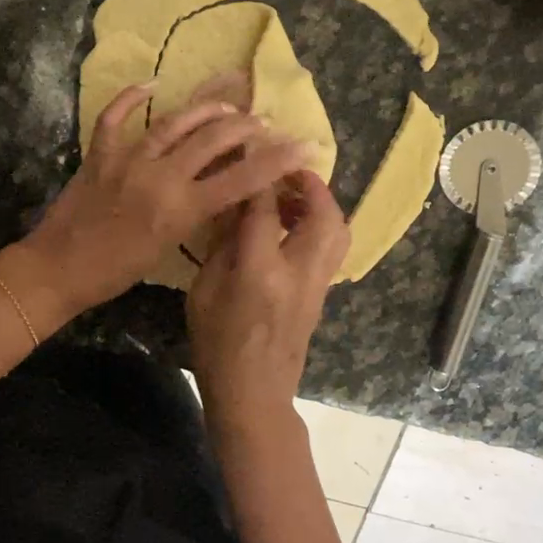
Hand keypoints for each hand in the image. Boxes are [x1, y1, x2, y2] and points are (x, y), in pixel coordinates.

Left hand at [11, 83, 308, 318]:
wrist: (57, 270)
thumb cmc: (114, 273)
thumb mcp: (166, 249)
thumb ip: (194, 215)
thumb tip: (220, 188)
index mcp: (180, 209)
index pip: (241, 178)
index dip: (277, 160)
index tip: (304, 145)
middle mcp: (159, 177)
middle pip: (212, 139)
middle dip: (244, 127)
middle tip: (263, 122)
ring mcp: (126, 160)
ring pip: (173, 122)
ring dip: (204, 110)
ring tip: (226, 104)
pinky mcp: (98, 154)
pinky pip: (115, 118)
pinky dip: (130, 97)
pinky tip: (150, 83)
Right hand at [186, 171, 350, 418]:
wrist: (253, 394)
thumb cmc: (216, 344)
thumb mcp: (205, 290)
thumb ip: (223, 244)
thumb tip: (235, 206)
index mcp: (260, 270)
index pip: (264, 208)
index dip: (258, 174)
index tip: (252, 147)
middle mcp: (298, 272)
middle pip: (323, 214)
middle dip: (309, 184)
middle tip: (286, 172)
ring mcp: (316, 285)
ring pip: (338, 231)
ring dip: (321, 205)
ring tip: (292, 197)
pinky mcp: (322, 296)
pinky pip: (332, 249)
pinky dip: (320, 227)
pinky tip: (292, 228)